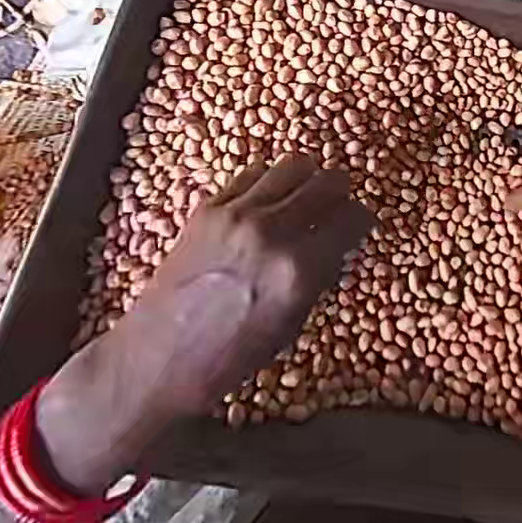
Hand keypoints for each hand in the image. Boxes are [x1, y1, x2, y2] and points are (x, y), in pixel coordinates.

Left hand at [122, 153, 375, 410]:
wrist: (158, 356)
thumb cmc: (230, 356)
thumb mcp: (290, 324)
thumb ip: (320, 276)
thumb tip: (338, 243)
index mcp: (298, 271)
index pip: (351, 220)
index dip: (362, 220)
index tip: (360, 224)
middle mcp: (271, 233)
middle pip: (328, 183)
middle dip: (341, 192)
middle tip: (338, 204)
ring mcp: (237, 214)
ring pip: (293, 166)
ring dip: (307, 179)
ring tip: (304, 195)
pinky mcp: (209, 206)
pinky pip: (253, 174)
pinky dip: (269, 182)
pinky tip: (267, 201)